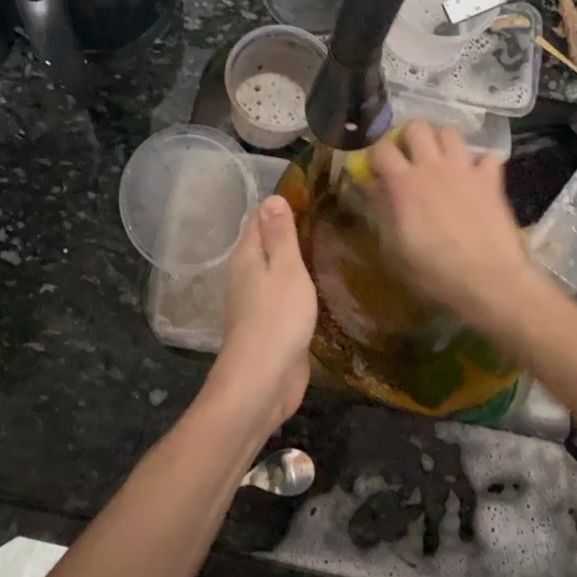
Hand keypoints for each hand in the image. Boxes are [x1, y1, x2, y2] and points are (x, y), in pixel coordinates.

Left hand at [203, 196, 315, 435]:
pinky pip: (285, 298)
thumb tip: (272, 197)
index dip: (283, 206)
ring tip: (331, 249)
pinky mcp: (270, 328)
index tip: (314, 195)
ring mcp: (257, 304)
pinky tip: (322, 288)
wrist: (263, 381)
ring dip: (297, 263)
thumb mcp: (285, 268)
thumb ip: (280, 234)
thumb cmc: (276, 318)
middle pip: (268, 246)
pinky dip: (300, 289)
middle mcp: (246, 276)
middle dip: (292, 233)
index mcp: (246, 257)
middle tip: (330, 220)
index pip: (260, 219)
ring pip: (277, 273)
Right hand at [367, 121, 535, 319]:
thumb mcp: (394, 249)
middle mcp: (433, 167)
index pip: (381, 149)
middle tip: (408, 157)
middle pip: (417, 127)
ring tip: (439, 159)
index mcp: (404, 183)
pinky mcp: (491, 180)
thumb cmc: (433, 272)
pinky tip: (476, 176)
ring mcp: (464, 170)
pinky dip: (481, 163)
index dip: (374, 156)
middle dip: (408, 137)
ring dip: (441, 142)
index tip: (375, 170)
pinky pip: (488, 157)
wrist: (488, 280)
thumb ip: (382, 213)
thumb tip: (375, 190)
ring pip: (450, 133)